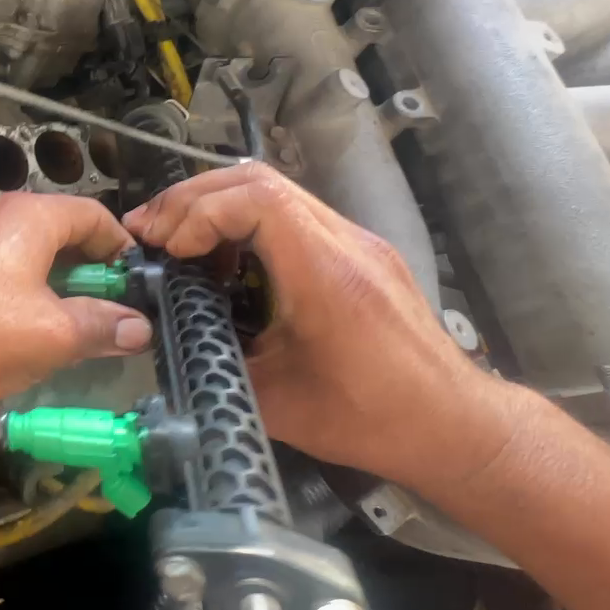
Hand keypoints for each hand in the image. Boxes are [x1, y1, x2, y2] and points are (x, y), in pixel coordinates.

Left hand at [0, 193, 154, 401]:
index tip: (138, 283)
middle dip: (87, 271)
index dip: (122, 248)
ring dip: (50, 287)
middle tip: (107, 313)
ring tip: (63, 330)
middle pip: (57, 233)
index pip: (93, 215)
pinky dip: (15, 294)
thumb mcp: (53, 334)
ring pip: (23, 255)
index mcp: (30, 217)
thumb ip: (101, 327)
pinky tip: (12, 332)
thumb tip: (137, 327)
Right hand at [122, 162, 518, 492]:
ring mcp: (354, 240)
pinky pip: (286, 211)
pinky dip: (238, 219)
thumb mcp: (274, 400)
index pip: (255, 200)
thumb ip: (213, 354)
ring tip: (174, 238)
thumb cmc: (370, 419)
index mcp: (326, 274)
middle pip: (255, 179)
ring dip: (211, 204)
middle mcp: (343, 242)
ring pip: (269, 187)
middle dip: (188, 199)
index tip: (168, 251)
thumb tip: (162, 330)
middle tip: (149, 231)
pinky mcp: (356, 249)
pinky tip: (218, 255)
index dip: (196, 213)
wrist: (460, 430)